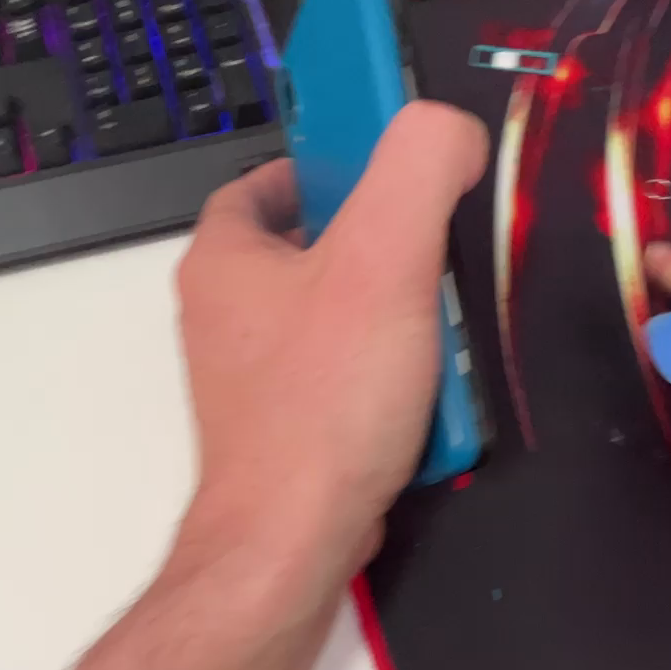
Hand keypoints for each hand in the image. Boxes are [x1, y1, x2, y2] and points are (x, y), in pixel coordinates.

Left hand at [173, 102, 488, 606]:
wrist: (292, 539)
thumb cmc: (324, 403)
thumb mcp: (382, 262)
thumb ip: (417, 171)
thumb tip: (447, 130)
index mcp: (224, 258)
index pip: (269, 179)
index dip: (329, 164)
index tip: (387, 177)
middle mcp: (224, 313)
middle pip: (309, 248)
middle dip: (375, 247)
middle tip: (430, 259)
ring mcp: (249, 375)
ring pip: (331, 315)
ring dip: (388, 315)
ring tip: (435, 332)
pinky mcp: (279, 422)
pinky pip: (337, 373)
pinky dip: (378, 370)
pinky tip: (419, 391)